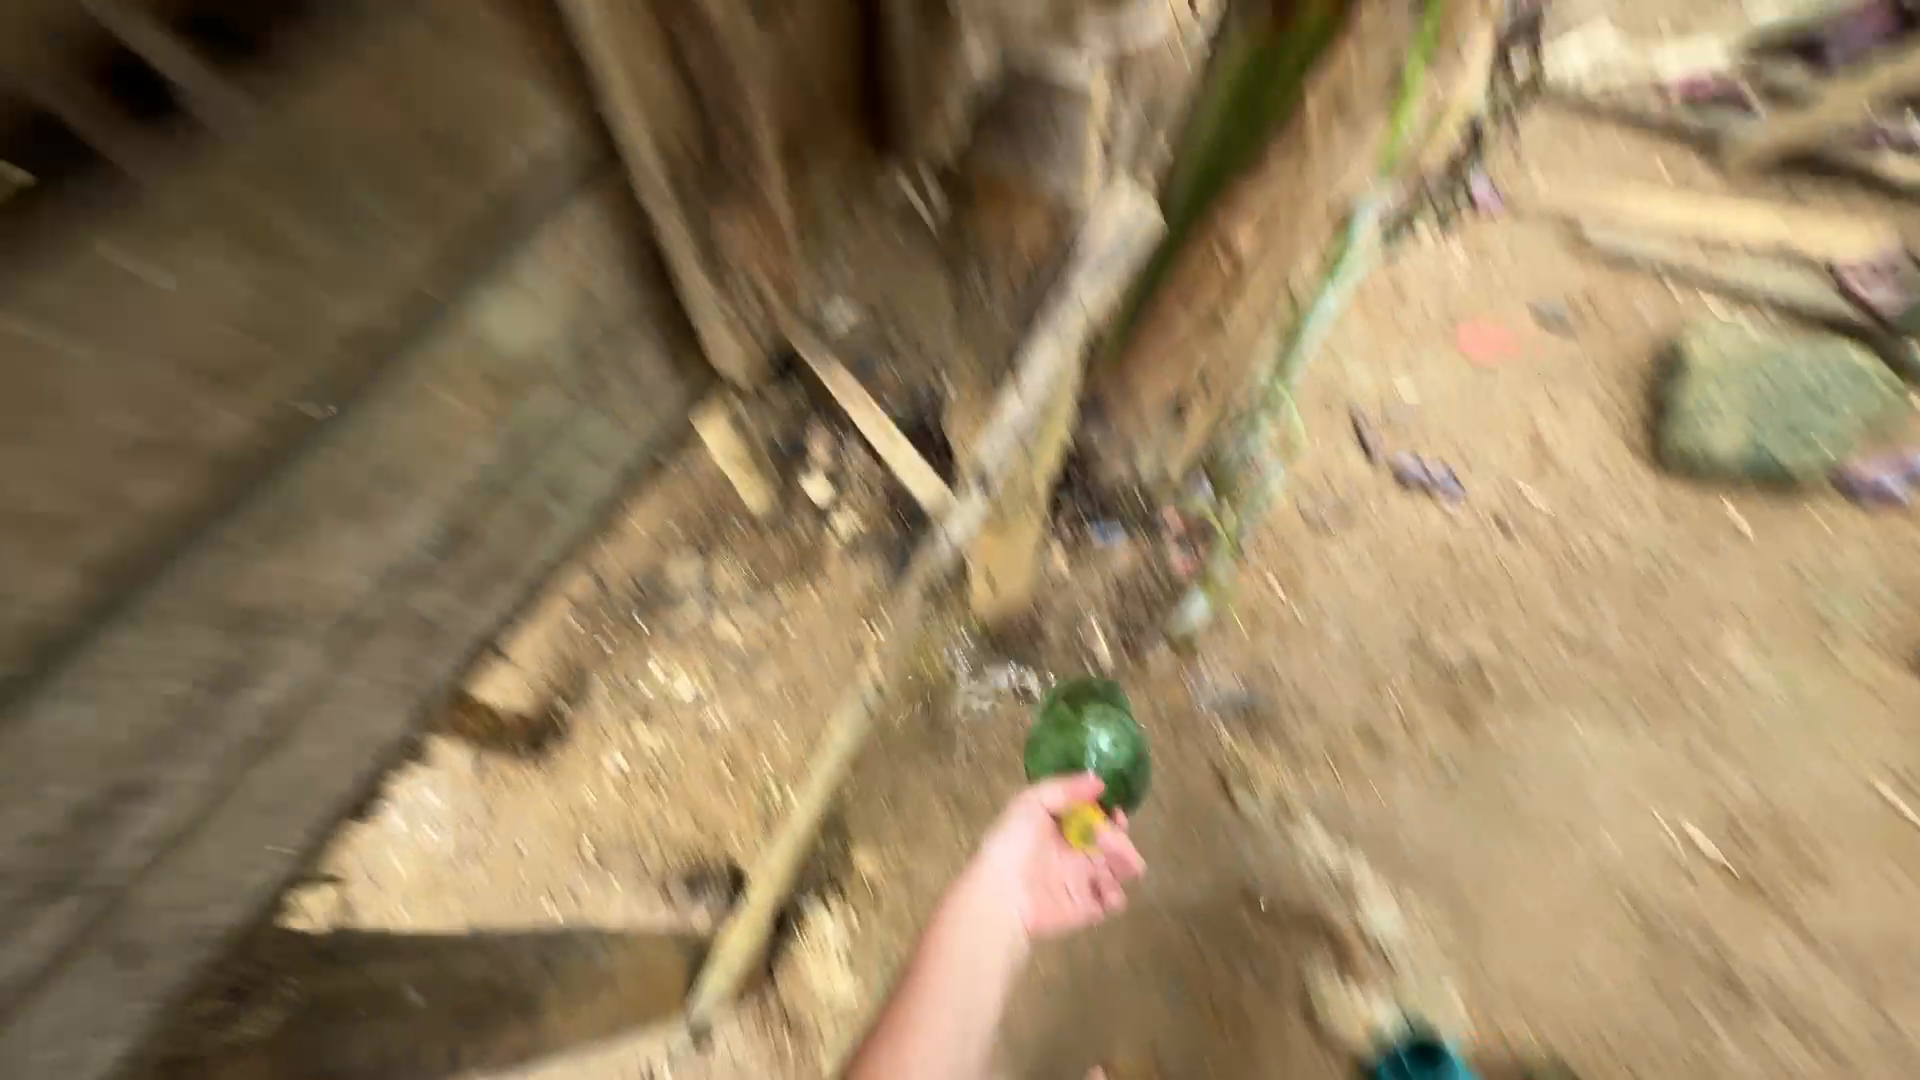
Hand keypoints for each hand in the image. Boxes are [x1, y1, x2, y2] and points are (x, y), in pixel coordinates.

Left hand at [954, 773, 1146, 944]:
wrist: (1003, 895)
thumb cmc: (1013, 843)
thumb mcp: (1031, 802)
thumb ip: (1065, 788)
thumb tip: (1099, 781)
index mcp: (1059, 825)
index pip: (1093, 815)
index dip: (1109, 812)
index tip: (1117, 813)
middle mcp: (1072, 850)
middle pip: (1110, 841)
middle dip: (1121, 840)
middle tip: (1117, 843)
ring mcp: (1080, 879)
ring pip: (1117, 869)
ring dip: (1126, 865)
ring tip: (1125, 867)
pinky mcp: (1085, 907)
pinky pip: (1112, 901)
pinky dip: (1116, 896)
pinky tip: (1108, 890)